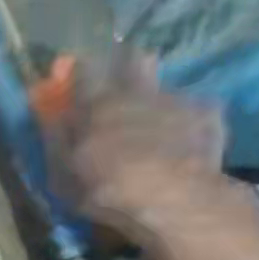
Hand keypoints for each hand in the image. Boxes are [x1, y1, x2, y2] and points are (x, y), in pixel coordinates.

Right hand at [55, 53, 242, 241]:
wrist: (173, 199)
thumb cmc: (106, 190)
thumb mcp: (62, 176)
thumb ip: (56, 140)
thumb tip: (50, 115)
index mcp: (97, 103)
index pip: (84, 68)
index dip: (79, 72)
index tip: (75, 82)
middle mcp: (136, 89)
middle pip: (132, 59)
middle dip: (125, 67)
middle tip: (120, 93)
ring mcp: (176, 97)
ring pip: (161, 87)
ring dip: (153, 101)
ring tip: (152, 130)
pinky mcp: (208, 111)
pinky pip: (190, 109)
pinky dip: (182, 123)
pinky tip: (180, 146)